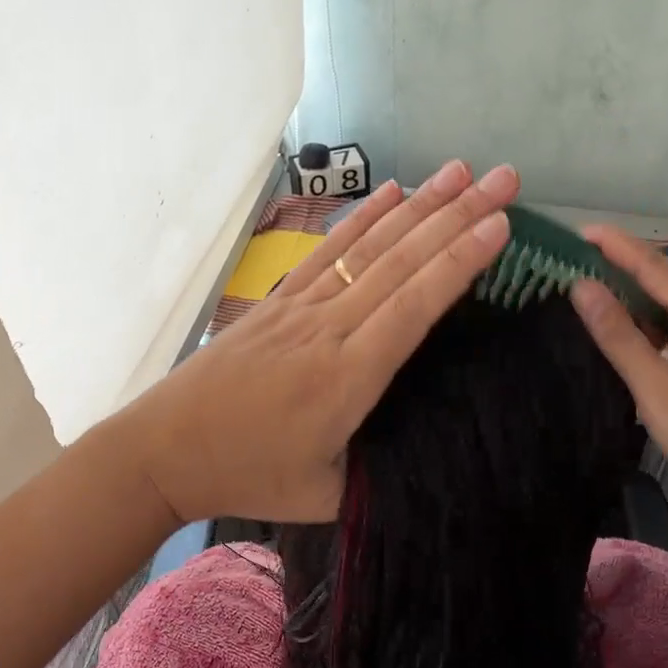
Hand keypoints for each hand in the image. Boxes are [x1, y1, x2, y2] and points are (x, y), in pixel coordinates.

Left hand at [123, 160, 518, 524]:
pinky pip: (329, 249)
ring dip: (420, 205)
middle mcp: (329, 328)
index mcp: (346, 378)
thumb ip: (382, 470)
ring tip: (460, 171)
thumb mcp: (326, 496)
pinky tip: (392, 191)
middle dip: (457, 216)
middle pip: (402, 262)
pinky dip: (363, 217)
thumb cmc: (248, 474)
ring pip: (370, 246)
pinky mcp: (280, 297)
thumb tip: (437, 447)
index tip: (500, 226)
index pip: (414, 307)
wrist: (164, 447)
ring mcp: (302, 305)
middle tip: (503, 180)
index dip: (458, 263)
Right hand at [570, 227, 667, 565]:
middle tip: (573, 253)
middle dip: (620, 261)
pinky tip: (620, 319)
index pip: (654, 265)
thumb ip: (617, 333)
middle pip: (663, 276)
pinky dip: (644, 315)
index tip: (577, 231)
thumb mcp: (653, 387)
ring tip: (587, 277)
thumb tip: (580, 285)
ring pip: (667, 300)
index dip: (615, 245)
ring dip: (630, 288)